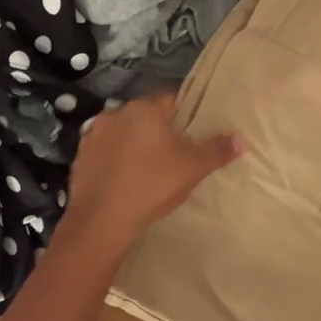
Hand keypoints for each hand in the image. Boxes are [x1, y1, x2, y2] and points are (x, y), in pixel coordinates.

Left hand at [61, 94, 241, 254]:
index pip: (170, 101)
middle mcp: (114, 114)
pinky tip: (122, 183)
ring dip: (132, 147)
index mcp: (144, 109)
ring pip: (122, 135)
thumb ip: (217, 151)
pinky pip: (104, 154)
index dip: (183, 118)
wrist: (103, 219)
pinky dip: (113, 163)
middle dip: (156, 133)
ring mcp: (92, 135)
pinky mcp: (80, 158)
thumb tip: (241, 139)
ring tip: (144, 173)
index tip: (189, 139)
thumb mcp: (192, 169)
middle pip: (144, 118)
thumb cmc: (152, 186)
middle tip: (170, 159)